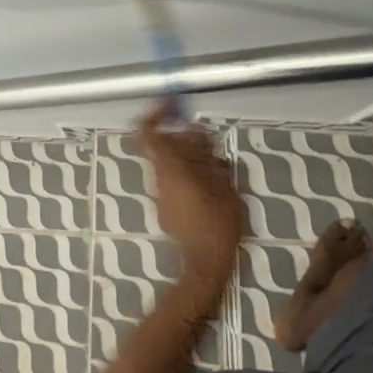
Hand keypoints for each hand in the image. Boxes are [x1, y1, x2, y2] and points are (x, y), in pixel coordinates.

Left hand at [137, 101, 244, 284]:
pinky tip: (213, 189)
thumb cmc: (219, 223)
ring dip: (190, 160)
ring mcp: (159, 196)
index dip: (156, 113)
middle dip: (186, 141)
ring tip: (218, 169)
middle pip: (164, 148)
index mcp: (170, 168)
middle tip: (210, 145)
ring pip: (170, 166)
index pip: (147, 131)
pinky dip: (190, 178)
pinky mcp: (166, 211)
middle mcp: (158, 179)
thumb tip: (197, 132)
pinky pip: (174, 184)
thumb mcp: (224, 184)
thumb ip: (209, 156)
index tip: (173, 107)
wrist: (206, 266)